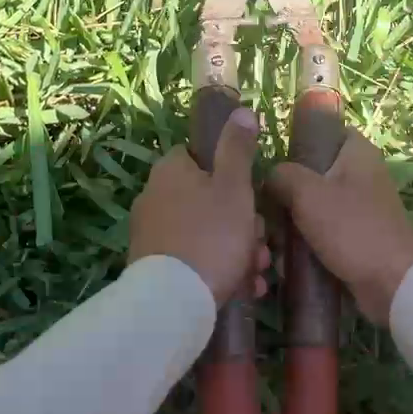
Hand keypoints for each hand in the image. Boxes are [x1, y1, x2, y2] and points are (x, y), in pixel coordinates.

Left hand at [129, 106, 270, 303]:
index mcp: (171, 170)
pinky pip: (192, 258)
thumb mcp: (235, 187)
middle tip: (262, 243)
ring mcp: (150, 233)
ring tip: (257, 272)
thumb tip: (242, 111)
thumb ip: (238, 149)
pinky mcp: (151, 266)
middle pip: (207, 198)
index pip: (200, 156)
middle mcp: (153, 196)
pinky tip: (242, 288)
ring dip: (236, 248)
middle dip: (242, 221)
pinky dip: (217, 269)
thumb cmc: (211, 234)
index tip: (251, 194)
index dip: (230, 173)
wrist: (172, 302)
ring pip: (204, 231)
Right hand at [268, 127, 412, 324]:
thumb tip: (271, 176)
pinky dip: (306, 240)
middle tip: (264, 207)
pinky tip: (285, 256)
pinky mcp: (357, 236)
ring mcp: (360, 207)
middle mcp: (361, 174)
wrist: (392, 282)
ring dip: (293, 220)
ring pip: (315, 205)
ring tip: (270, 236)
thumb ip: (283, 175)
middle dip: (288, 191)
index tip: (272, 162)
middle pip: (314, 172)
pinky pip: (323, 231)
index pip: (324, 131)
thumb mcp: (308, 194)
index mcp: (357, 152)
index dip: (297, 142)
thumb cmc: (351, 228)